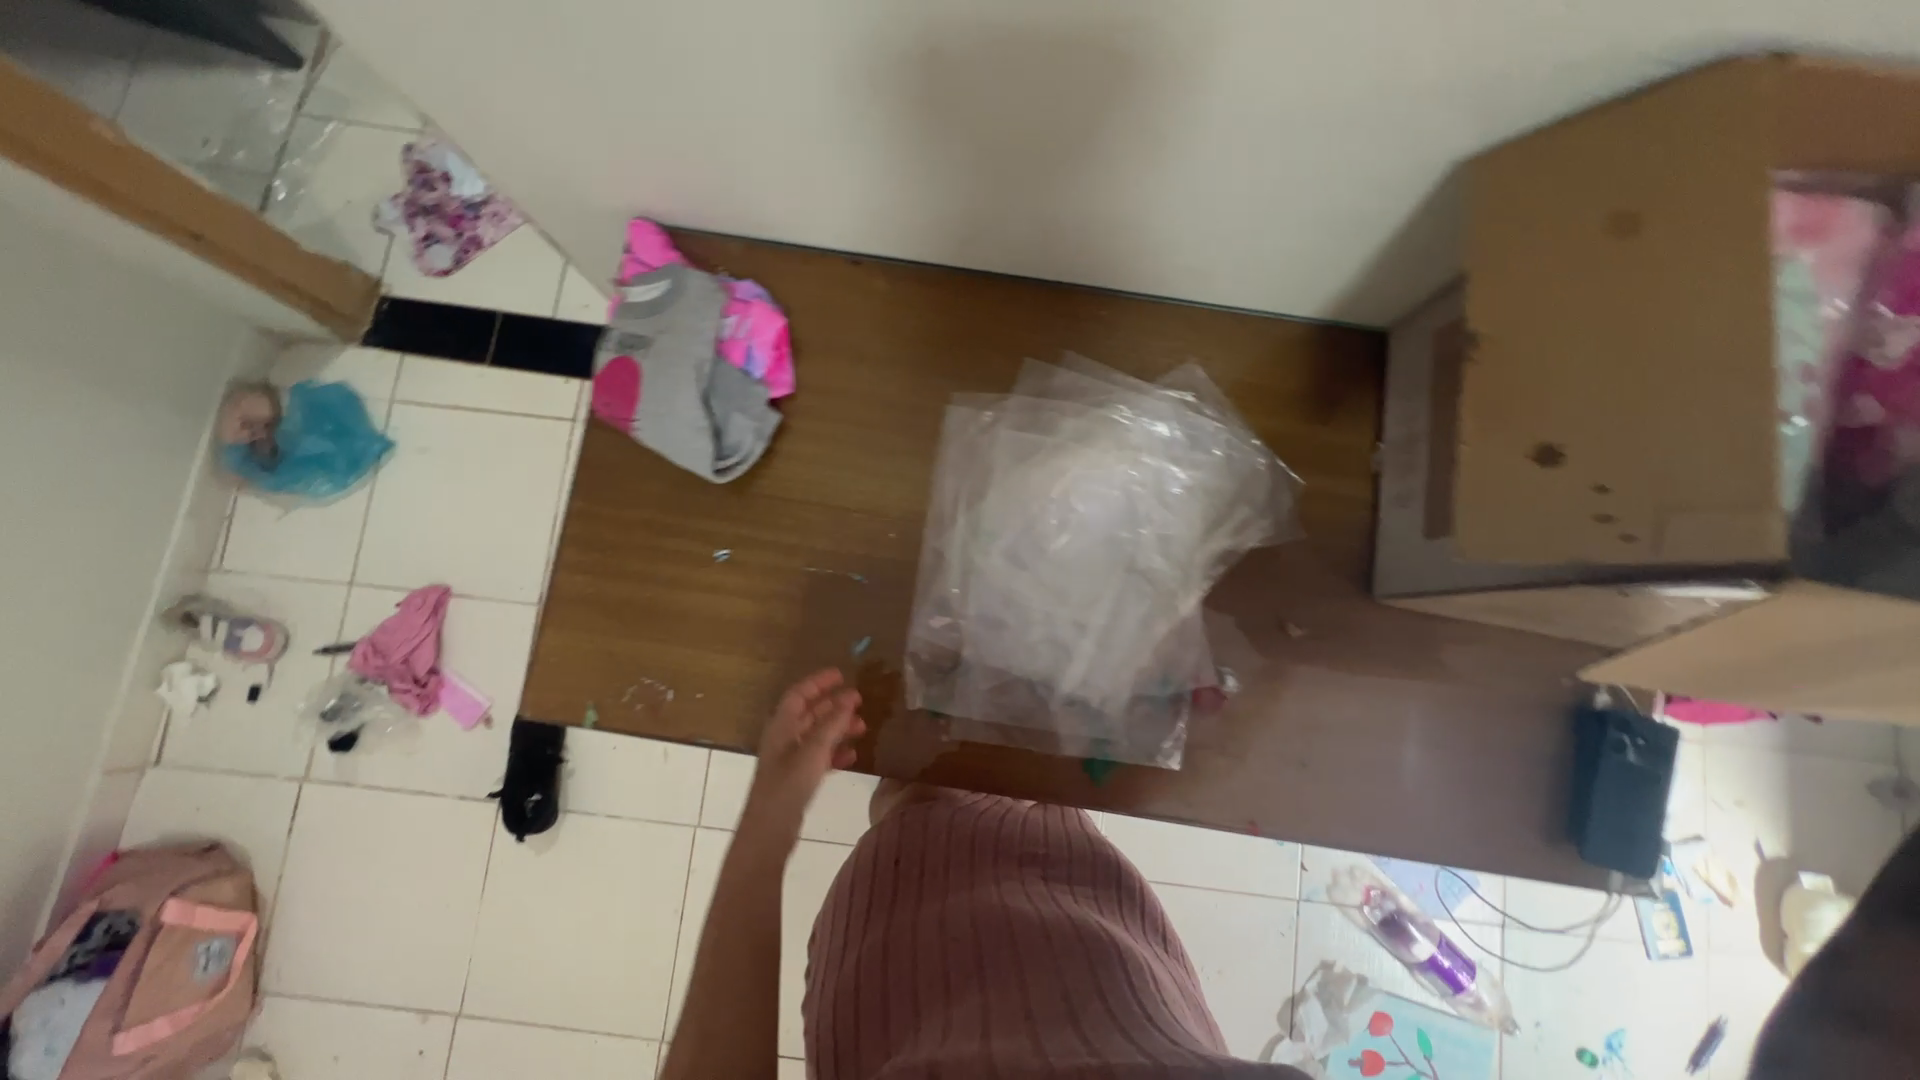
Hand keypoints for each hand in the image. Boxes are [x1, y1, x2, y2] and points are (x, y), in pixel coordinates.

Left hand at [741, 669, 864, 847]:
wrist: (769, 830)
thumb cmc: (788, 785)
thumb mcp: (814, 750)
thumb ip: (832, 723)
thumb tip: (849, 698)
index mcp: (782, 726)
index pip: (799, 694)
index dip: (818, 682)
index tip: (841, 675)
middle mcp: (784, 739)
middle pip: (809, 713)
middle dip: (833, 706)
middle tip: (859, 701)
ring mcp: (790, 760)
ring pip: (817, 736)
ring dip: (838, 729)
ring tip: (862, 728)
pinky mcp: (797, 780)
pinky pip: (819, 758)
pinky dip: (835, 753)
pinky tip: (852, 757)